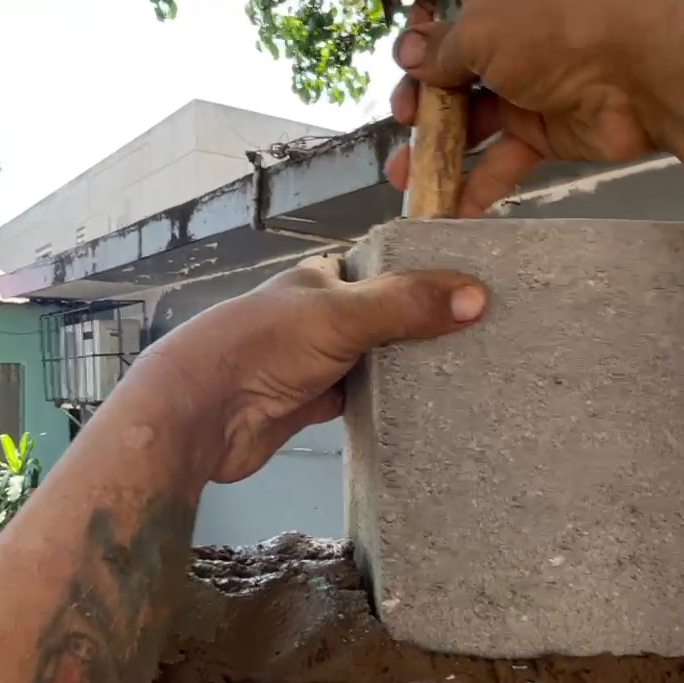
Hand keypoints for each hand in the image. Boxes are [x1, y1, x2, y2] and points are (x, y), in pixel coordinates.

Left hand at [130, 255, 485, 483]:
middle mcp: (317, 315)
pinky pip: (357, 399)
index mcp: (320, 279)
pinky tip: (424, 408)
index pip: (382, 268)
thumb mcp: (340, 315)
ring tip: (467, 372)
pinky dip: (385, 403)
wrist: (200, 415)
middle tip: (483, 338)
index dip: (423, 275)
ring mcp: (313, 362)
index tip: (476, 289)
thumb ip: (405, 305)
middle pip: (382, 317)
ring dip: (405, 368)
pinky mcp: (309, 403)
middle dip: (422, 327)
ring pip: (372, 360)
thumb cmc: (263, 346)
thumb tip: (478, 297)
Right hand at [386, 0, 683, 216]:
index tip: (404, 54)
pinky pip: (503, 158)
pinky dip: (478, 183)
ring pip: (470, 120)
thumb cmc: (559, 27)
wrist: (651, 68)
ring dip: (435, 151)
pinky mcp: (546, 132)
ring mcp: (530, 86)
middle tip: (404, 120)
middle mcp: (513, 35)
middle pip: (452, 69)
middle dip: (419, 97)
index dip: (423, 23)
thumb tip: (406, 53)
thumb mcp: (484, 27)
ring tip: (404, 180)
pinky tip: (451, 208)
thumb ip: (440, 48)